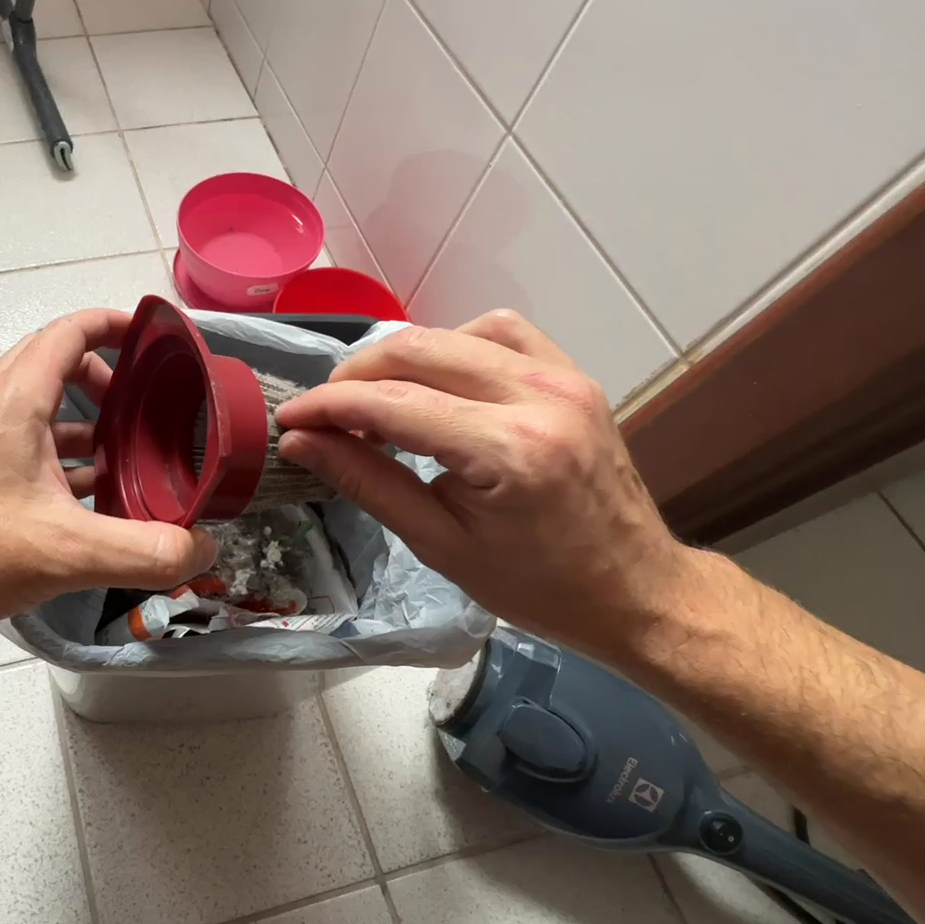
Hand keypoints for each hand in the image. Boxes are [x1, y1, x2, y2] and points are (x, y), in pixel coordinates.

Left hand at [0, 308, 217, 634]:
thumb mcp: (64, 552)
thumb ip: (143, 552)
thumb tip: (202, 550)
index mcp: (15, 402)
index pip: (69, 331)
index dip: (114, 323)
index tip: (153, 338)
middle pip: (55, 362)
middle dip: (106, 375)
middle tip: (144, 405)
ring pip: (40, 408)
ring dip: (84, 421)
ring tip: (126, 455)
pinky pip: (26, 444)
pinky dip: (61, 455)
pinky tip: (85, 497)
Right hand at [272, 310, 695, 657]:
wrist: (636, 591)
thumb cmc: (537, 586)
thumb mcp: (439, 544)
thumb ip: (365, 481)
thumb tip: (301, 442)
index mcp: (507, 451)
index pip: (392, 403)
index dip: (328, 405)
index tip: (288, 416)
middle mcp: (538, 397)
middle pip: (419, 350)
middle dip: (355, 374)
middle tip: (323, 411)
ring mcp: (563, 378)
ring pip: (455, 332)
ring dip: (402, 358)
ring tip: (376, 399)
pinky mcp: (573, 375)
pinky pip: (500, 332)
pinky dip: (453, 345)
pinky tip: (437, 380)